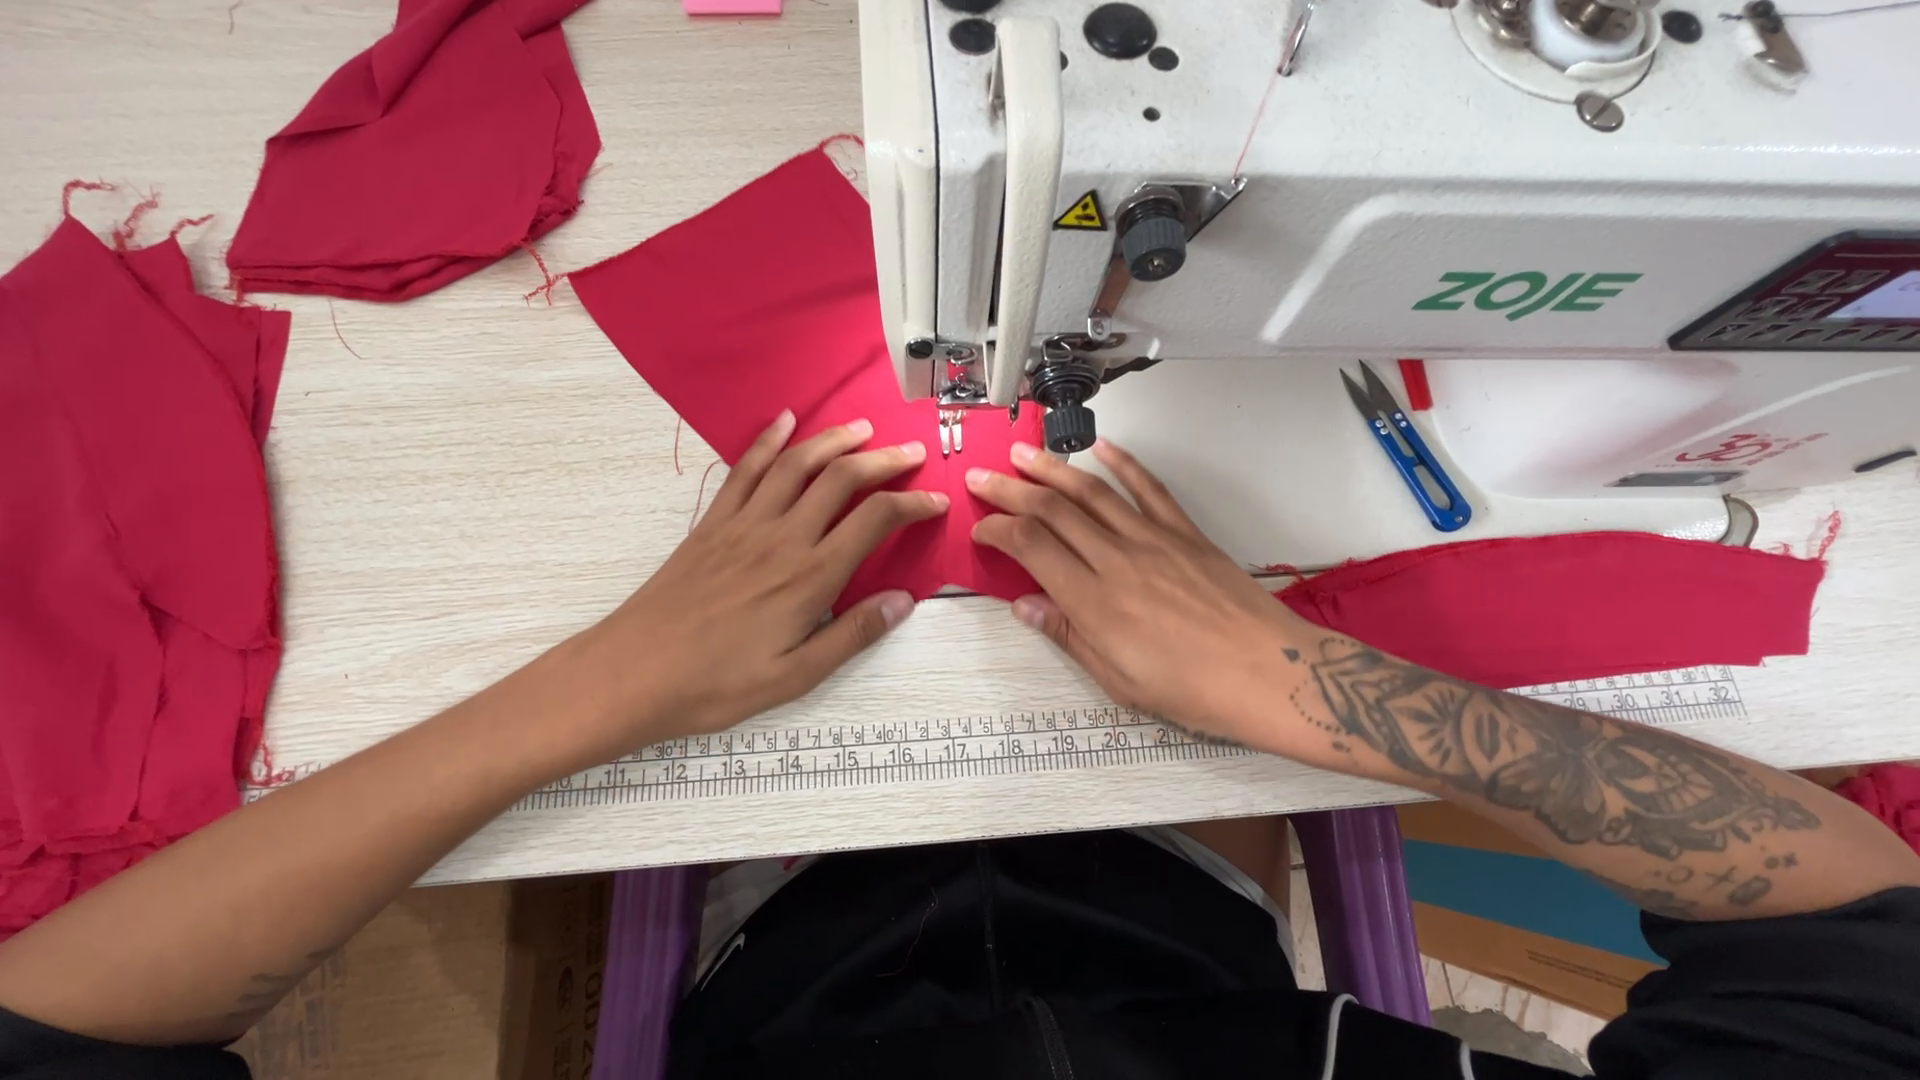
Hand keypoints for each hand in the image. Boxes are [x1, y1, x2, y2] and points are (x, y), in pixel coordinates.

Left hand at [575, 411, 946, 749]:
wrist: (634, 673)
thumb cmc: (717, 683)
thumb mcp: (796, 676)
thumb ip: (852, 635)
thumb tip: (902, 602)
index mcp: (811, 577)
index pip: (875, 521)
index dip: (913, 505)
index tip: (936, 502)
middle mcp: (783, 538)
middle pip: (842, 479)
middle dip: (883, 460)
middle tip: (910, 453)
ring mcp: (744, 524)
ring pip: (797, 464)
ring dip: (833, 440)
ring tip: (861, 429)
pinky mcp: (713, 523)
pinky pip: (745, 470)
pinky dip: (768, 441)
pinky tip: (784, 422)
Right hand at [966, 440, 1304, 751]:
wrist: (1267, 674)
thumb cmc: (1193, 689)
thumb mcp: (1118, 679)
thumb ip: (1068, 635)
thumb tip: (1025, 607)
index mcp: (1094, 602)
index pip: (1030, 548)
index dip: (998, 530)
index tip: (980, 528)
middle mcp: (1117, 561)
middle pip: (1052, 512)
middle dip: (1010, 491)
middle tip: (982, 477)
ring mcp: (1153, 541)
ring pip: (1092, 493)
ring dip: (1053, 469)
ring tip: (1023, 453)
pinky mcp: (1185, 534)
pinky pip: (1150, 489)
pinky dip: (1125, 465)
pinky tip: (1104, 448)